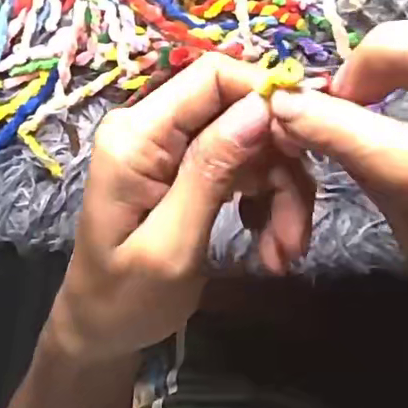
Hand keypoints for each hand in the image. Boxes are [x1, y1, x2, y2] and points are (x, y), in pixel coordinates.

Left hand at [51, 54, 316, 359]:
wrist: (101, 330)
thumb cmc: (124, 299)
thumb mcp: (171, 245)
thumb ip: (211, 172)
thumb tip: (259, 107)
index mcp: (136, 136)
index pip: (209, 77)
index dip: (265, 95)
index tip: (307, 144)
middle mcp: (151, 126)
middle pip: (238, 110)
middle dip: (279, 164)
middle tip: (296, 231)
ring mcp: (169, 144)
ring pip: (250, 140)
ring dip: (280, 192)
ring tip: (283, 252)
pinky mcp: (186, 164)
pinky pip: (243, 163)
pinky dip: (267, 199)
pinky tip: (268, 243)